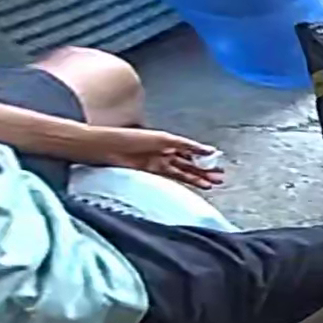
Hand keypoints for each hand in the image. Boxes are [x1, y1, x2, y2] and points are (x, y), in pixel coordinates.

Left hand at [83, 126, 223, 188]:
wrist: (102, 147)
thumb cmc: (128, 138)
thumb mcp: (164, 138)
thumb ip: (188, 145)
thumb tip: (210, 150)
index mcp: (168, 140)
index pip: (192, 149)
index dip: (205, 155)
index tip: (218, 161)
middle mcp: (165, 151)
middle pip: (190, 161)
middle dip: (206, 168)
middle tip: (220, 175)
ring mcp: (159, 161)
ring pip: (185, 170)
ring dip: (200, 176)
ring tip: (214, 183)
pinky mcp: (152, 171)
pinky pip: (175, 176)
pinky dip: (189, 180)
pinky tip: (200, 184)